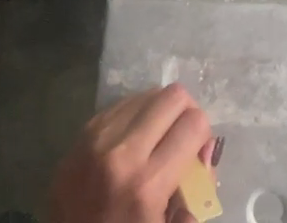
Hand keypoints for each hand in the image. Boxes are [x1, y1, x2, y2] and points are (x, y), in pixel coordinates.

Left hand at [49, 84, 214, 222]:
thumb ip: (195, 193)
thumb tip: (205, 154)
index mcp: (147, 183)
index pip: (194, 123)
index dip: (204, 136)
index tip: (198, 155)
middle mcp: (122, 152)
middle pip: (174, 95)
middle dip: (186, 114)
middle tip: (181, 140)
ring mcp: (98, 138)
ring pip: (148, 93)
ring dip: (160, 112)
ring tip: (155, 140)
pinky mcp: (81, 134)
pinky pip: (122, 104)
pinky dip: (136, 116)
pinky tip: (133, 141)